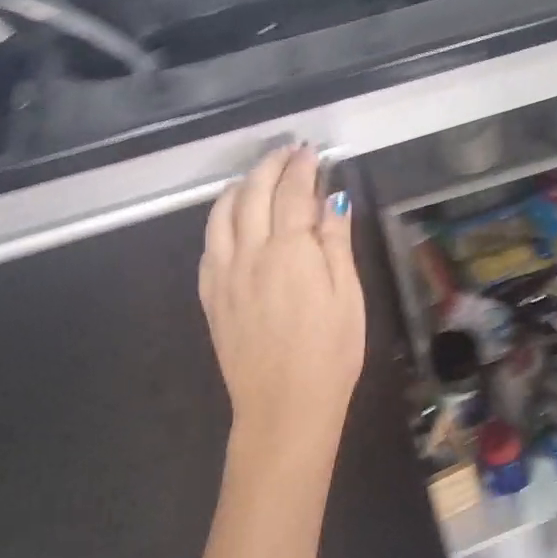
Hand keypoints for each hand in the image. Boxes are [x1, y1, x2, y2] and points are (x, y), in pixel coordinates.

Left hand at [199, 145, 364, 463]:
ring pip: (222, 214)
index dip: (302, 167)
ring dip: (240, 187)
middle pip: (254, 193)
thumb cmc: (330, 353)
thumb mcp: (348, 297)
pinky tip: (232, 223)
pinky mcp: (211, 296)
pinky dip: (221, 222)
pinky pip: (209, 245)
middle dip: (270, 166)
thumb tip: (333, 200)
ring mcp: (224, 274)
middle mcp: (250, 252)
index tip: (310, 151)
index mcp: (290, 250)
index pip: (293, 192)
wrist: (284, 406)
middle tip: (287, 154)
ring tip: (256, 179)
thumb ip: (336, 244)